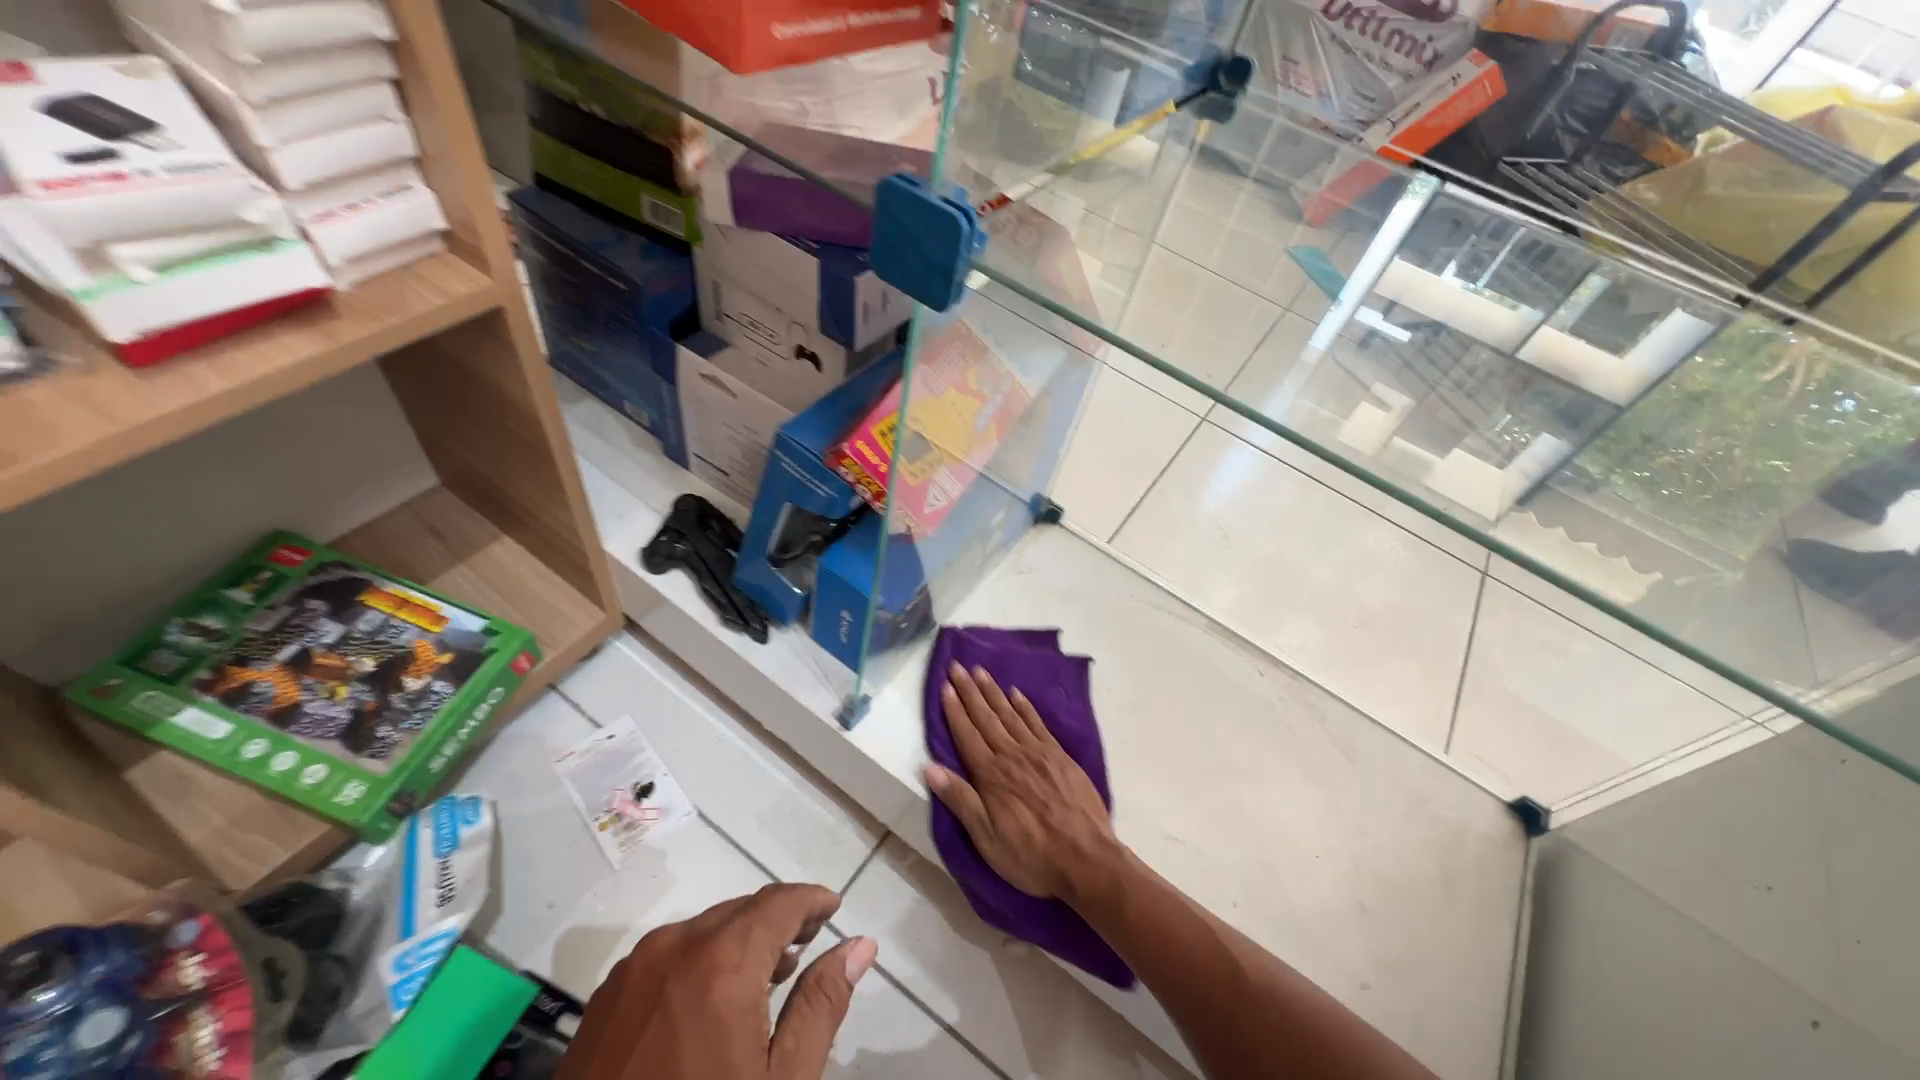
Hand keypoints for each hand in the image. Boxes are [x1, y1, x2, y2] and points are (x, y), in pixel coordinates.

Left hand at [556, 884, 877, 1079]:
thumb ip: (822, 1005)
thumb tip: (859, 946)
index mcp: (723, 960)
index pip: (780, 903)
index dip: (812, 900)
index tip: (835, 908)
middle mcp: (674, 946)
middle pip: (741, 910)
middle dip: (779, 920)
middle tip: (810, 943)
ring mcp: (633, 970)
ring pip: (702, 930)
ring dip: (740, 940)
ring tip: (770, 974)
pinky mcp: (606, 998)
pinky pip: (666, 957)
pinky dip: (701, 961)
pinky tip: (711, 1002)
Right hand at [925, 662, 1124, 903]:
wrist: (1086, 858)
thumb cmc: (1031, 855)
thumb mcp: (986, 838)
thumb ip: (960, 799)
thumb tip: (929, 767)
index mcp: (991, 775)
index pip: (967, 734)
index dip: (954, 710)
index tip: (945, 686)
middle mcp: (1012, 756)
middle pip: (986, 717)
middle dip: (970, 691)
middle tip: (957, 666)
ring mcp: (1039, 753)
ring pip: (1010, 714)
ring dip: (994, 692)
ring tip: (981, 671)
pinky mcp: (1060, 757)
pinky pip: (1038, 723)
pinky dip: (1025, 706)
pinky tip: (1016, 694)